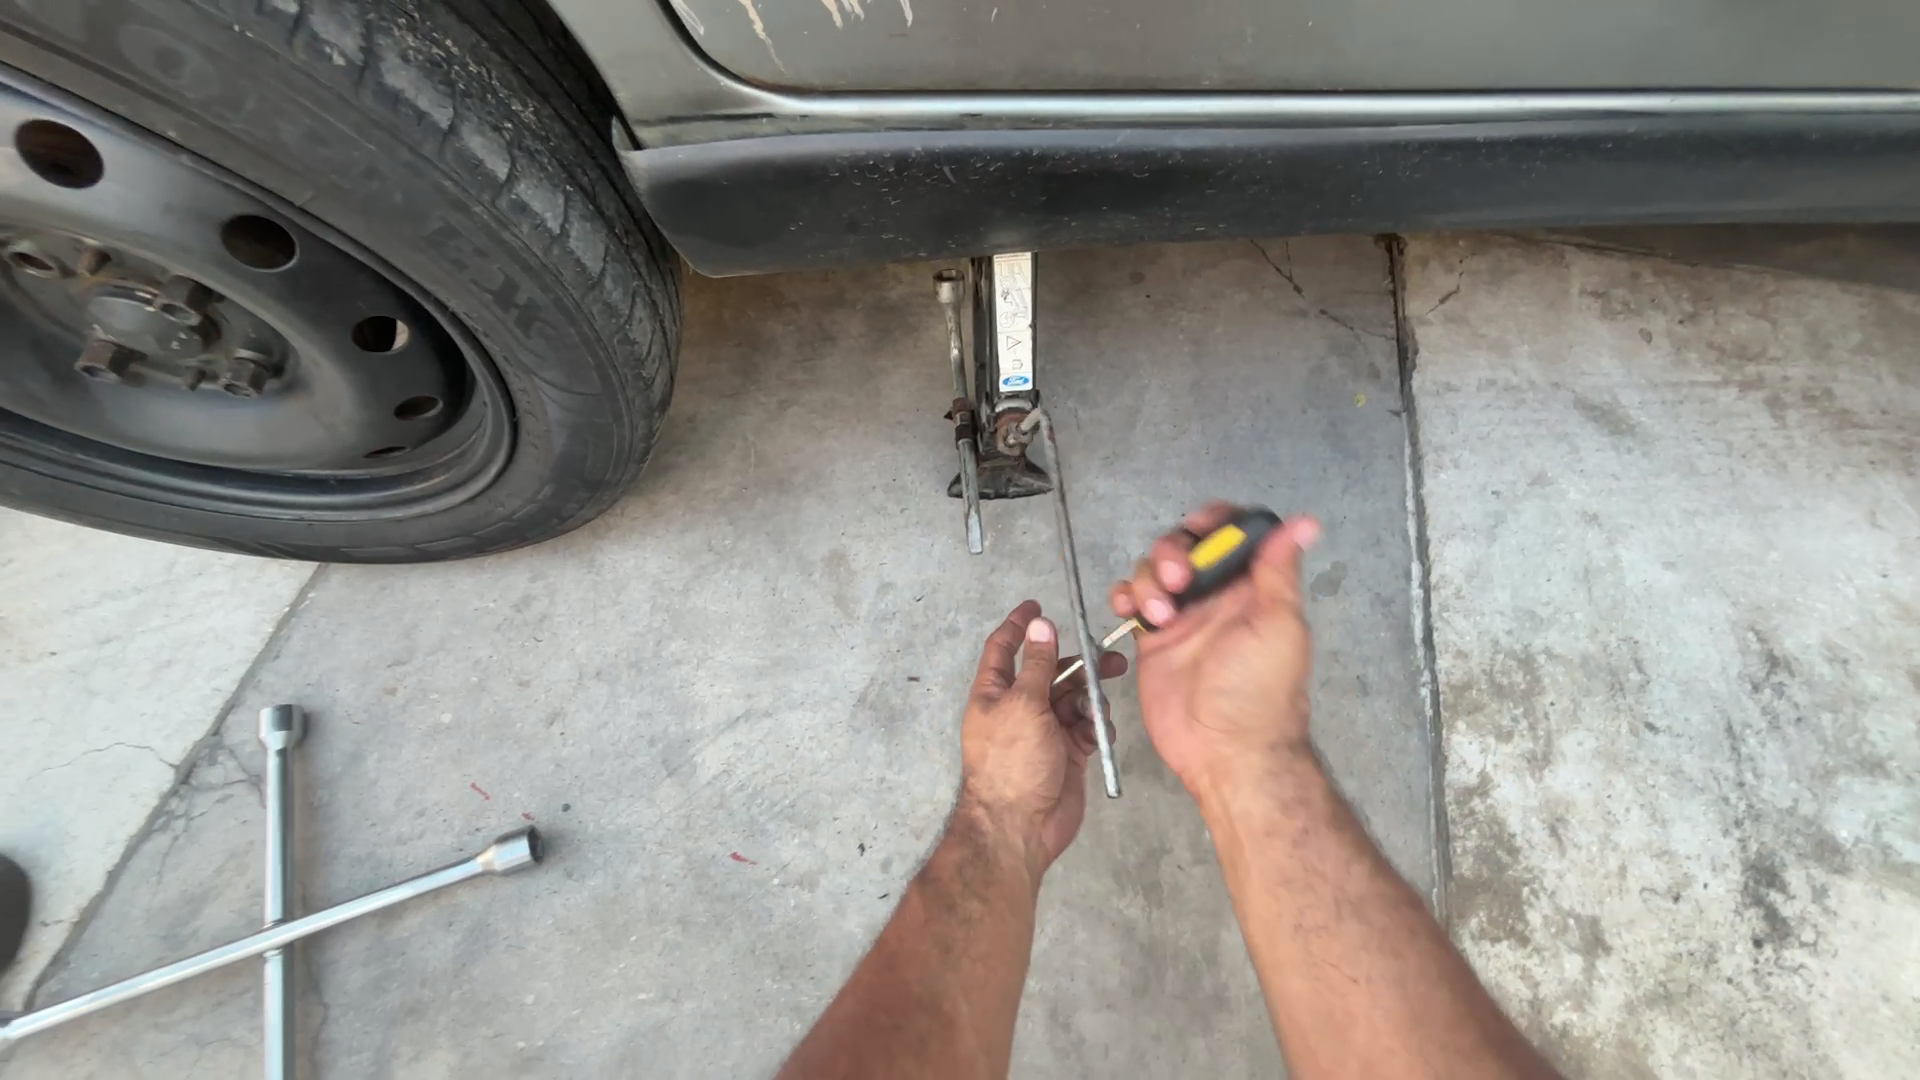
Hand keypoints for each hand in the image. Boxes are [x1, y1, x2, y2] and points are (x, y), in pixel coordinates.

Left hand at [959, 600, 1126, 876]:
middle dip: (1078, 664)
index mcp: (995, 692)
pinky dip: (1095, 725)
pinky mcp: (1067, 752)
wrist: (1020, 827)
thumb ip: (1037, 665)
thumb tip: (1041, 625)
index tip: (1037, 604)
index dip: (1020, 625)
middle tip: (1111, 659)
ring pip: (1072, 699)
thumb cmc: (1012, 761)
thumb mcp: (1023, 705)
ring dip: (1091, 695)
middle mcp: (1018, 707)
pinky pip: (1085, 728)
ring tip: (1107, 696)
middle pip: (1050, 673)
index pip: (1005, 648)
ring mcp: (1043, 731)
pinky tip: (1100, 731)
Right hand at [1110, 503, 1321, 804]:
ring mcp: (1181, 616)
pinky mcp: (1152, 638)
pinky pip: (1131, 601)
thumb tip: (1305, 522)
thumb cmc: (1259, 689)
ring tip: (1159, 614)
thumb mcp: (1279, 624)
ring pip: (1153, 570)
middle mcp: (1215, 595)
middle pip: (1184, 545)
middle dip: (1173, 552)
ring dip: (1148, 579)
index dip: (1214, 520)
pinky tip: (1129, 611)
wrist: (1224, 750)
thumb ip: (1278, 570)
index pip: (1231, 534)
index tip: (1201, 527)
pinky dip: (1125, 596)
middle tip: (1177, 581)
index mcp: (1251, 586)